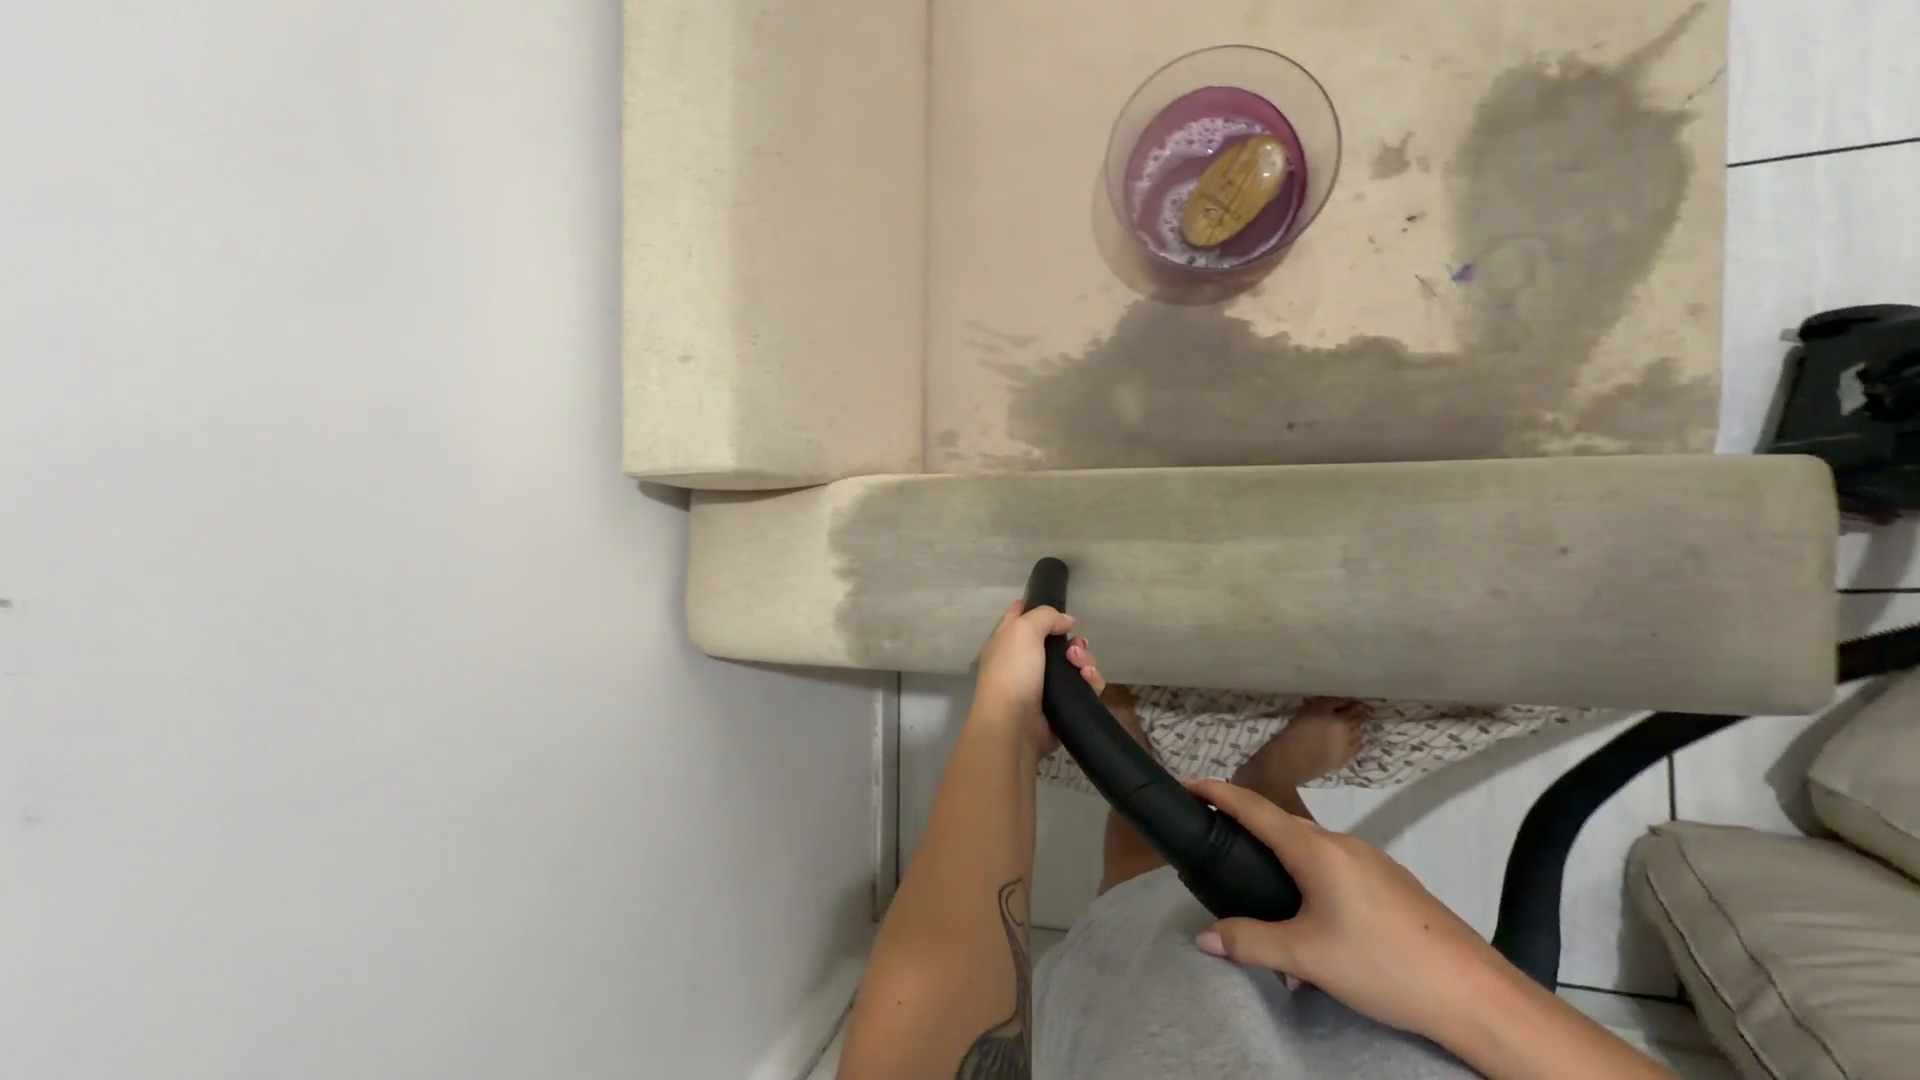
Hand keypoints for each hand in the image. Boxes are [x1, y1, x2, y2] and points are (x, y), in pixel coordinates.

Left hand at [969, 601, 1079, 755]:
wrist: (1015, 724)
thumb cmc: (1013, 671)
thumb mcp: (1023, 631)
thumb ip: (1046, 617)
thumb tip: (1067, 621)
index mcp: (1008, 642)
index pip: (1019, 617)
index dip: (1034, 608)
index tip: (1055, 607)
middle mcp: (1025, 662)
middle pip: (1057, 642)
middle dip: (1074, 642)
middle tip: (1075, 648)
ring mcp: (1043, 685)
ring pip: (1074, 664)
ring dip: (1084, 660)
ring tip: (1081, 667)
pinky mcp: (1062, 704)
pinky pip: (1083, 687)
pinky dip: (1090, 681)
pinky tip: (1088, 679)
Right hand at [1188, 779, 1509, 1041]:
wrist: (1475, 995)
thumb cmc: (1383, 965)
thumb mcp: (1306, 957)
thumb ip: (1250, 942)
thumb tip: (1204, 936)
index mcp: (1317, 850)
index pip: (1255, 809)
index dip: (1218, 793)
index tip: (1187, 784)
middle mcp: (1344, 844)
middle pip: (1282, 825)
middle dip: (1246, 826)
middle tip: (1215, 840)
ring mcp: (1374, 863)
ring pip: (1312, 850)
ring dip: (1281, 859)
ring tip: (1260, 890)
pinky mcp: (1393, 885)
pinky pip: (1336, 869)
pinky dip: (1310, 878)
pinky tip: (1313, 920)